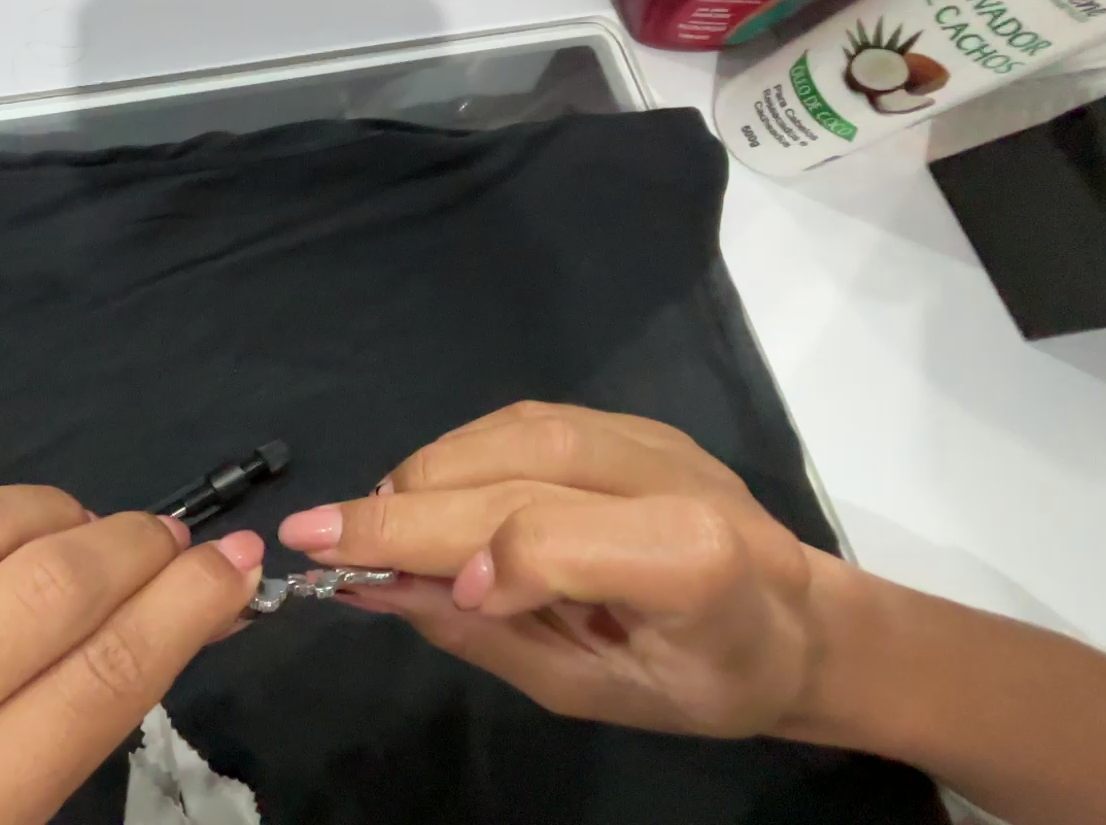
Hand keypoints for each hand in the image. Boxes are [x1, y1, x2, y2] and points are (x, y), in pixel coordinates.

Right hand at [276, 401, 828, 737]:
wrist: (791, 616)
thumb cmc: (696, 676)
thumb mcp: (589, 689)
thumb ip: (479, 634)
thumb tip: (372, 589)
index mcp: (704, 570)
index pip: (578, 538)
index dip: (489, 557)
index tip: (410, 592)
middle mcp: (677, 479)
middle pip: (519, 472)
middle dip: (403, 509)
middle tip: (314, 535)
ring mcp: (645, 434)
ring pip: (505, 433)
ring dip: (420, 475)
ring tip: (374, 520)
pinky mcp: (616, 415)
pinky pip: (511, 421)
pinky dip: (450, 455)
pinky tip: (426, 490)